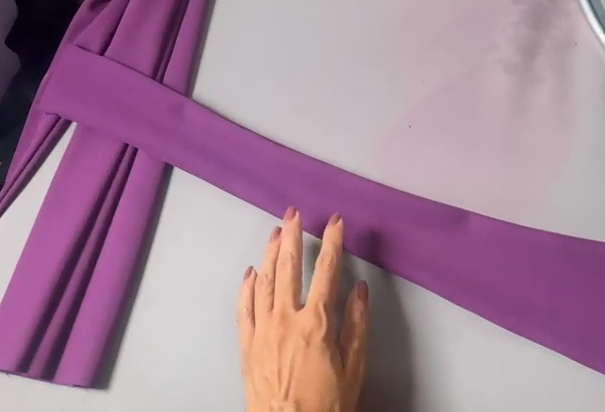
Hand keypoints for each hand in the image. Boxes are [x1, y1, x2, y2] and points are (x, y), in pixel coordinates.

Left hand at [239, 209, 369, 411]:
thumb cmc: (326, 406)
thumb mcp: (354, 368)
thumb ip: (357, 325)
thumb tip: (360, 288)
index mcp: (317, 322)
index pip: (327, 270)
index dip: (333, 242)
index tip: (335, 221)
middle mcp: (287, 319)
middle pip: (289, 267)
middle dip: (292, 236)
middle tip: (293, 212)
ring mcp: (263, 331)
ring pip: (265, 281)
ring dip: (271, 253)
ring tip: (275, 232)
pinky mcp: (247, 347)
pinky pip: (244, 308)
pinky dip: (247, 287)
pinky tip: (251, 272)